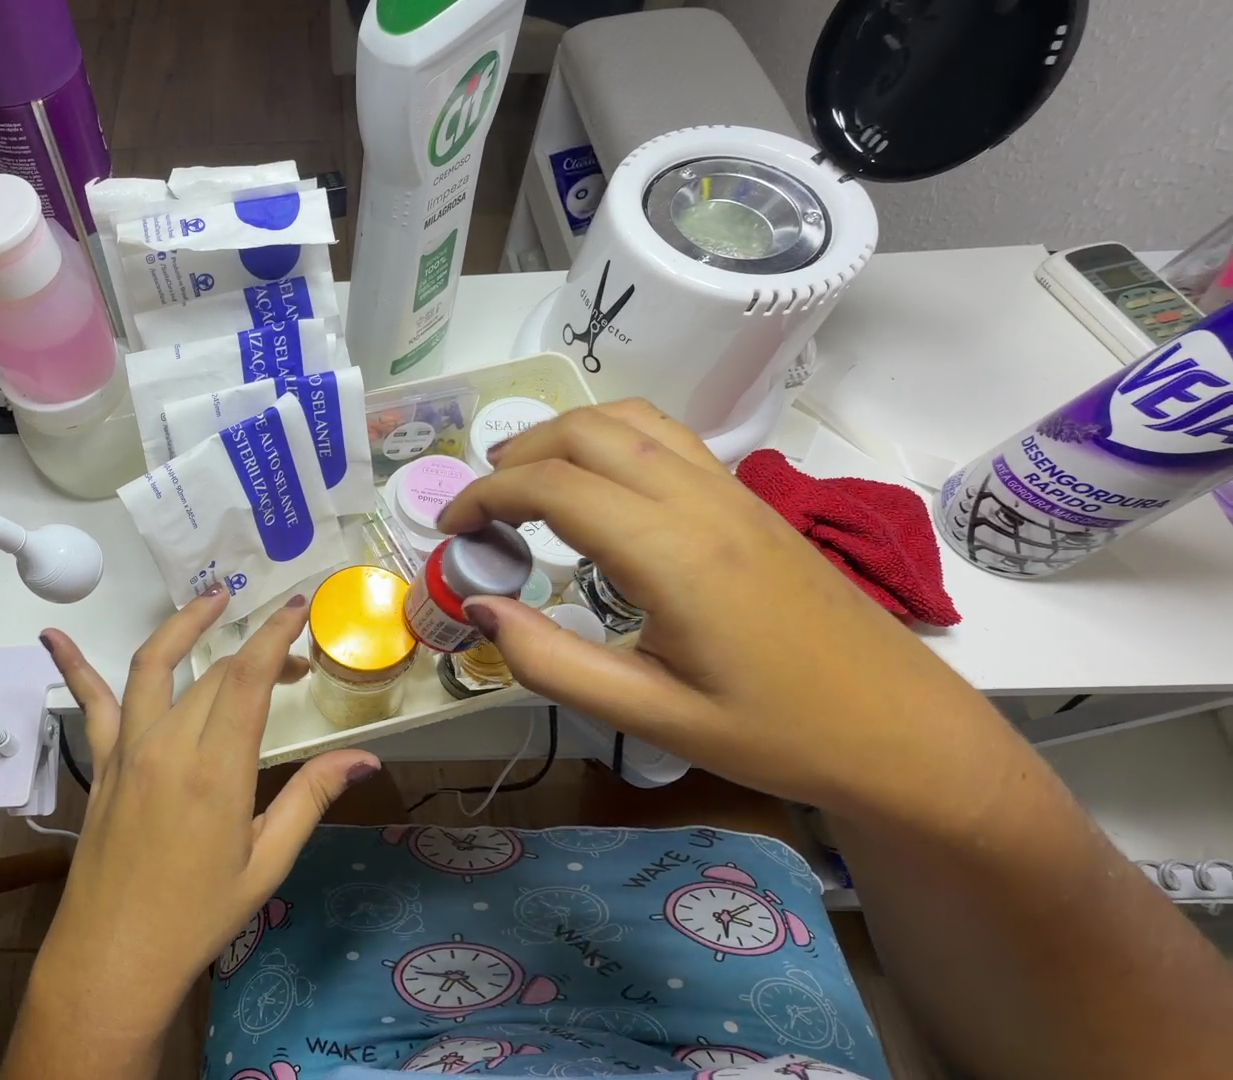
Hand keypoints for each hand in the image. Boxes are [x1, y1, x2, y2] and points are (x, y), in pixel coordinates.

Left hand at [30, 589, 379, 1032]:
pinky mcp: (103, 762)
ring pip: (153, 665)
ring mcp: (128, 749)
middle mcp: (168, 745)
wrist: (113, 959)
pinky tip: (52, 635)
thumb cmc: (197, 917)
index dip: (277, 635)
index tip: (299, 607)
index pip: (250, 677)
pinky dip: (71, 665)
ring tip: (214, 598)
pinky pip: (89, 703)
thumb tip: (363, 757)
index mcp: (216, 770)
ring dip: (184, 624)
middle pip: (216, 671)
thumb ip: (311, 799)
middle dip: (259, 650)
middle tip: (293, 660)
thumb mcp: (266, 864)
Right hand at [436, 400, 1025, 833]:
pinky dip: (606, 439)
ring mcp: (731, 492)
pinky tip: (594, 488)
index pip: (553, 485)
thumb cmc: (775, 733)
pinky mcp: (748, 501)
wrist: (904, 732)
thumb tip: (478, 610)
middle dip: (515, 454)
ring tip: (521, 481)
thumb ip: (552, 663)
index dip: (485, 496)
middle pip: (587, 430)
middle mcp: (701, 501)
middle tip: (478, 507)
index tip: (450, 531)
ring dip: (562, 435)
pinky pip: (664, 436)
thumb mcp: (650, 716)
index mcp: (672, 551)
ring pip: (629, 419)